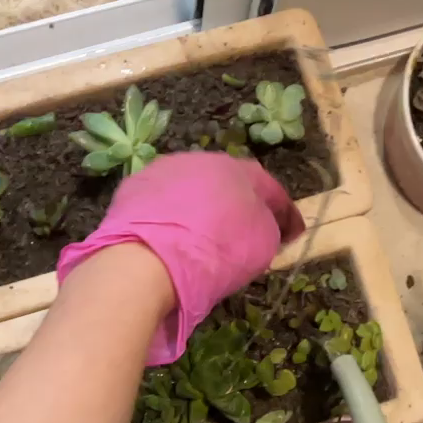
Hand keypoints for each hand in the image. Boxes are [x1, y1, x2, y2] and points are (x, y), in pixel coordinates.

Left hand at [57, 153, 304, 364]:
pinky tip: (171, 245)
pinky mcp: (130, 193)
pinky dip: (171, 223)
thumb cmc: (216, 254)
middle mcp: (199, 160)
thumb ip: (271, 227)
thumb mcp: (262, 244)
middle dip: (239, 207)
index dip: (283, 214)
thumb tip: (268, 224)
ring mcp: (161, 173)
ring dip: (202, 213)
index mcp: (238, 169)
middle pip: (227, 184)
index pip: (270, 188)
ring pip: (191, 193)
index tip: (292, 236)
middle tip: (244, 237)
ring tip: (203, 243)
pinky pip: (161, 208)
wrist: (145, 262)